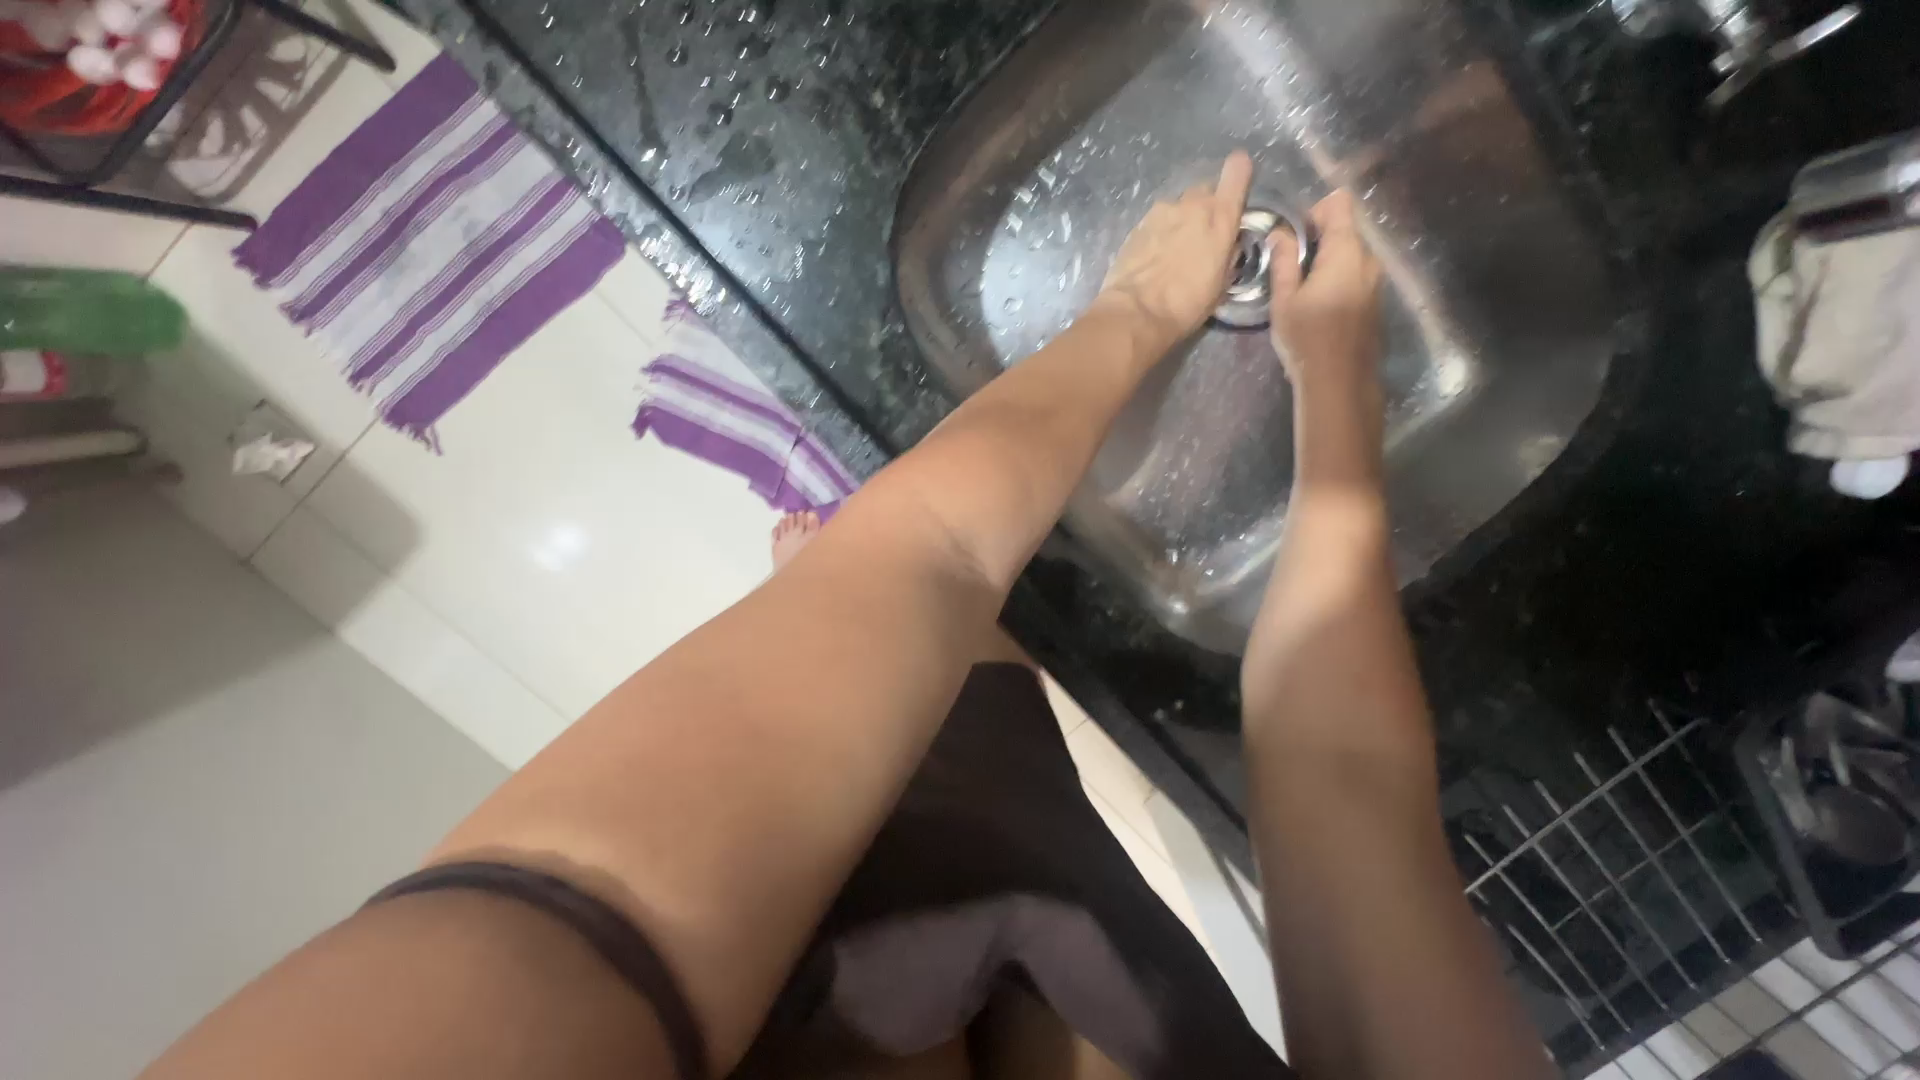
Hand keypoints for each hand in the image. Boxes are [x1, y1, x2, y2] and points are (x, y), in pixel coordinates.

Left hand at [1089, 150, 1253, 352]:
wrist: (1136, 312)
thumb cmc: (1186, 305)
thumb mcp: (1220, 285)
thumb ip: (1228, 255)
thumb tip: (1229, 244)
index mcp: (1220, 218)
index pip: (1237, 172)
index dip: (1238, 172)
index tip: (1236, 182)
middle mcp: (1192, 205)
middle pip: (1203, 191)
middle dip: (1205, 207)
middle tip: (1200, 235)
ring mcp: (1161, 212)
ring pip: (1177, 206)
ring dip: (1179, 221)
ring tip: (1172, 251)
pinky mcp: (1137, 224)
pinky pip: (1155, 221)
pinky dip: (1158, 233)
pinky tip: (1153, 256)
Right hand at [1269, 190, 1383, 393]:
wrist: (1339, 380)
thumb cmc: (1307, 338)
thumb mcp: (1284, 300)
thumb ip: (1283, 262)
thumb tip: (1280, 234)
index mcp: (1346, 251)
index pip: (1339, 204)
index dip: (1314, 211)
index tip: (1294, 237)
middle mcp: (1368, 258)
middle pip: (1345, 228)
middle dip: (1317, 239)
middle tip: (1290, 267)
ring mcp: (1376, 278)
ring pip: (1350, 252)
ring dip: (1326, 260)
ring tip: (1302, 288)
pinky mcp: (1375, 297)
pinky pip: (1355, 272)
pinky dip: (1337, 277)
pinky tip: (1318, 304)